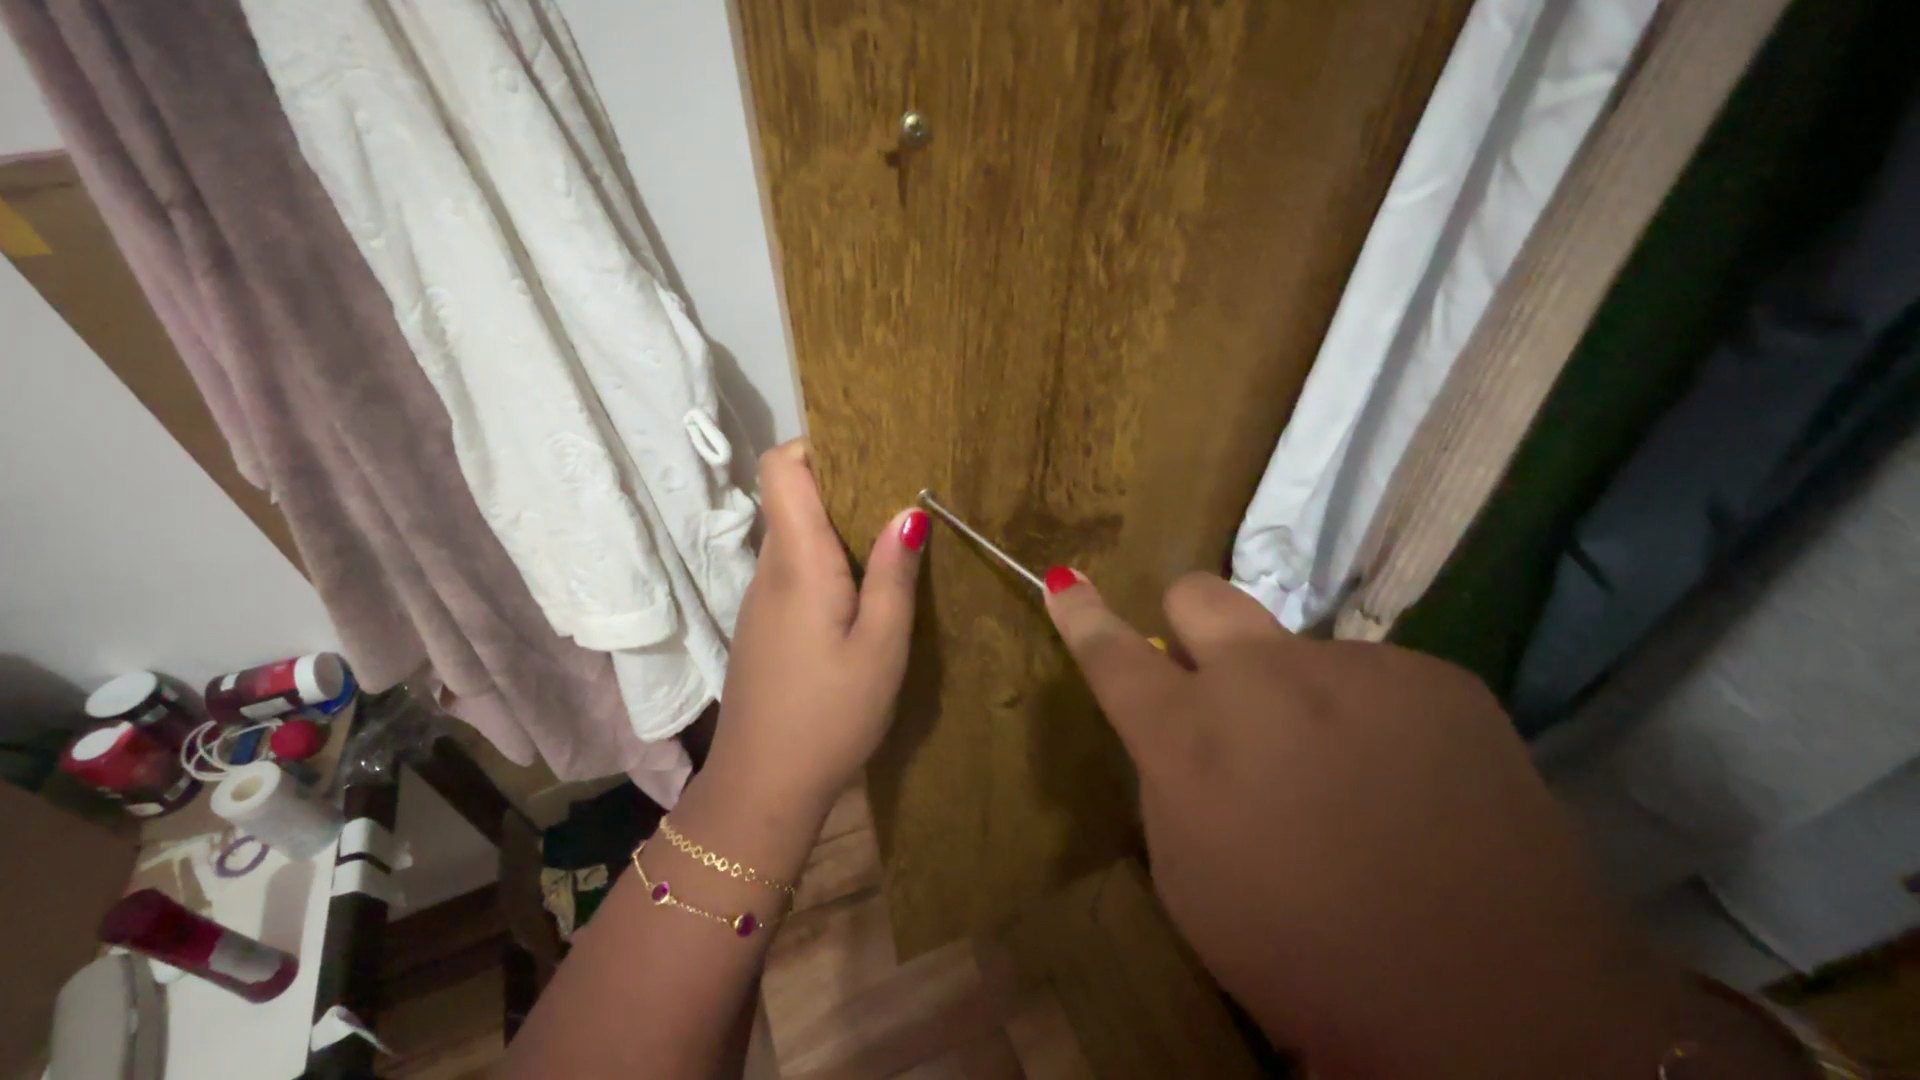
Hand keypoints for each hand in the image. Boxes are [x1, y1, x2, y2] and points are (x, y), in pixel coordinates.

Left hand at [705, 441, 928, 807]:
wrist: (764, 784)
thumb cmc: (830, 715)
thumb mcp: (881, 646)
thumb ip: (894, 575)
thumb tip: (908, 510)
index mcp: (798, 563)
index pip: (781, 469)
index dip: (817, 446)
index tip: (869, 456)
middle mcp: (771, 570)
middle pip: (792, 499)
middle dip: (843, 487)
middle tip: (902, 501)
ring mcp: (762, 600)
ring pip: (795, 537)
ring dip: (839, 529)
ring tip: (894, 547)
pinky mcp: (764, 626)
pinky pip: (794, 572)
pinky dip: (828, 564)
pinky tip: (864, 596)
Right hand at [1042, 570, 1737, 1078]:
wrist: (1491, 995)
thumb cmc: (1305, 957)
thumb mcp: (1191, 880)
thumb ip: (1171, 782)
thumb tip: (1181, 731)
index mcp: (1189, 737)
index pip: (1114, 654)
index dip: (1082, 616)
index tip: (1064, 581)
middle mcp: (1263, 678)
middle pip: (1200, 594)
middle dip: (1191, 623)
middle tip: (1218, 681)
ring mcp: (1355, 667)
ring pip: (1300, 653)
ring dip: (1301, 697)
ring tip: (1352, 781)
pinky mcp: (1436, 676)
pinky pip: (1377, 680)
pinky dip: (1375, 719)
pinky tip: (1412, 786)